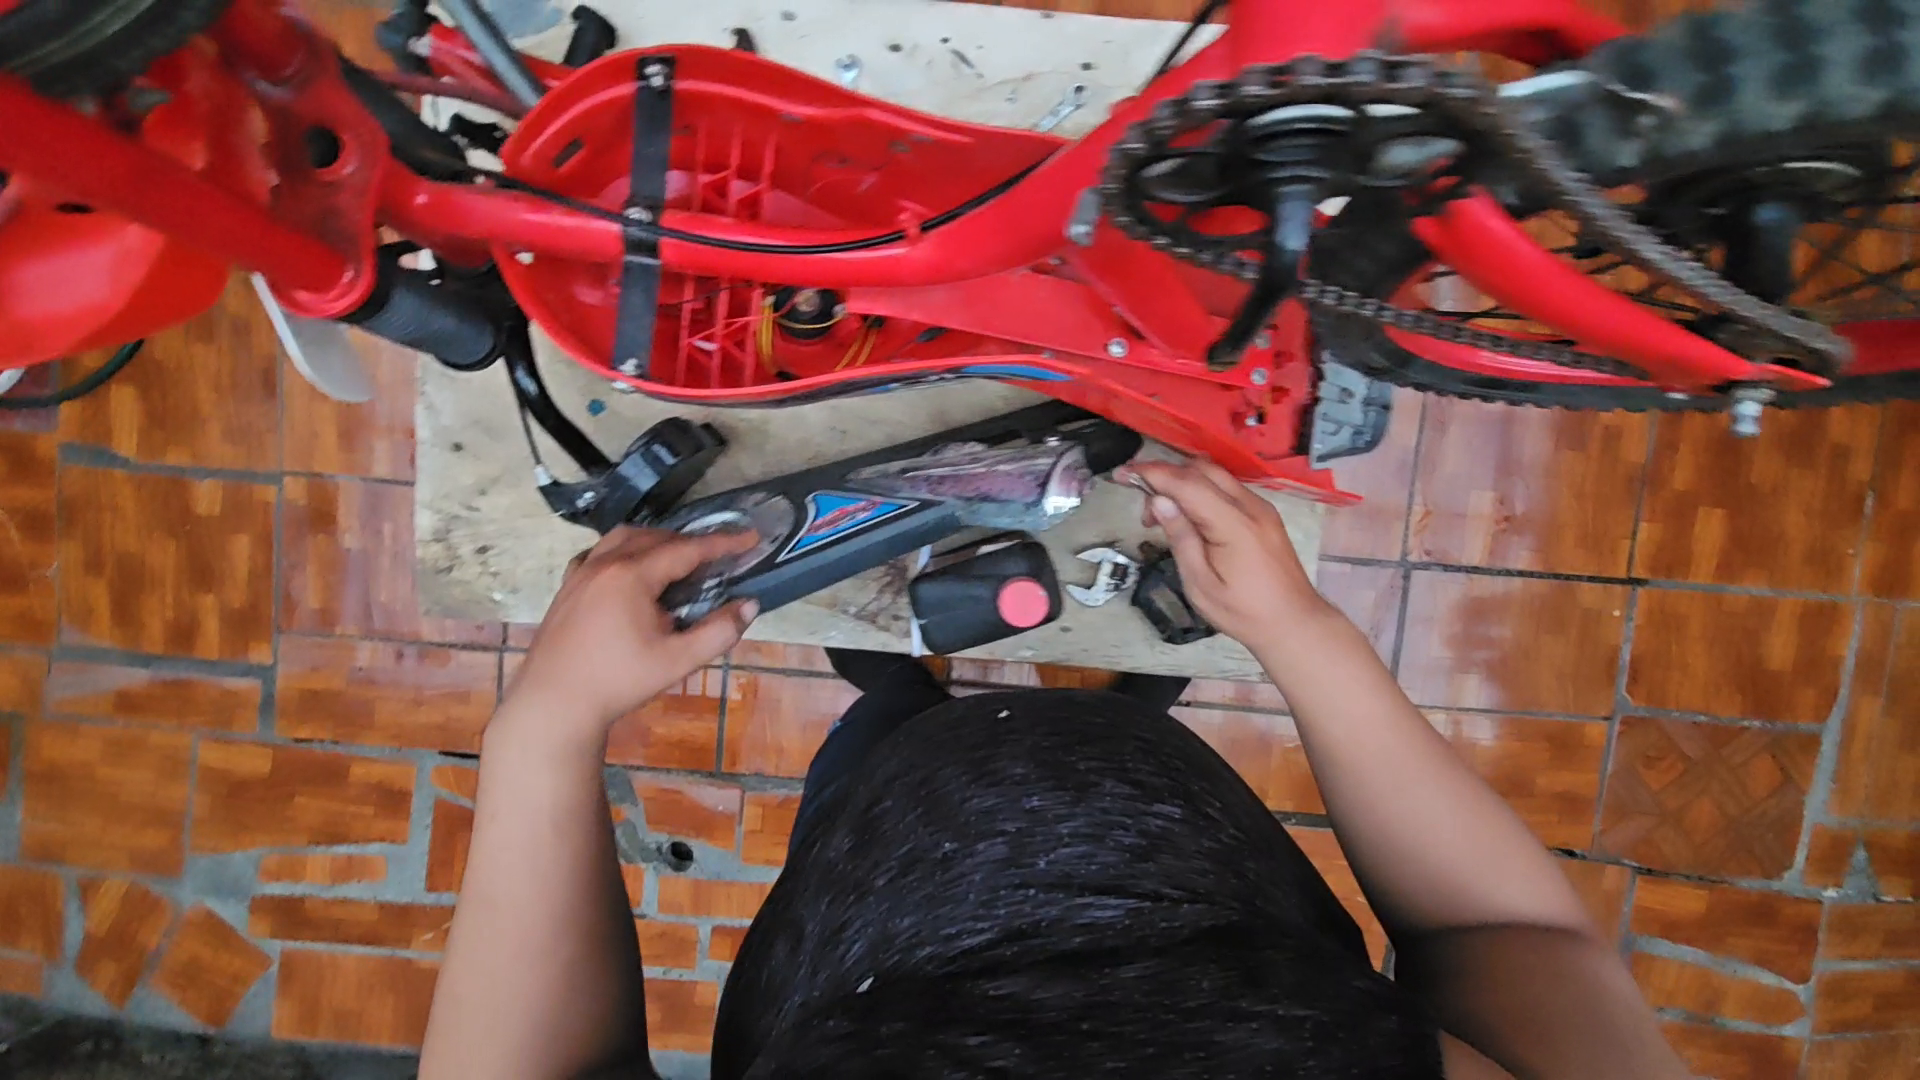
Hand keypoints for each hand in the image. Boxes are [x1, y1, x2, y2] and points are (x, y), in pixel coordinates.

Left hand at [500, 527, 760, 743]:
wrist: (553, 705)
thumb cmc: (618, 682)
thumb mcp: (678, 661)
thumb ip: (719, 631)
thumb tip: (750, 605)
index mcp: (632, 576)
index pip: (687, 549)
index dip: (722, 543)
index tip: (751, 538)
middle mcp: (604, 564)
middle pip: (655, 537)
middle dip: (691, 541)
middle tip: (719, 555)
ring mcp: (580, 574)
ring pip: (623, 538)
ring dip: (657, 541)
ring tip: (679, 558)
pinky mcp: (567, 588)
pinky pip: (599, 553)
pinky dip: (624, 551)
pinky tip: (632, 571)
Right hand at [1117, 460, 1326, 649]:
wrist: (1294, 623)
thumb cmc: (1243, 612)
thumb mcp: (1200, 584)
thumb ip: (1180, 538)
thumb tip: (1159, 502)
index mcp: (1234, 524)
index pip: (1187, 484)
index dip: (1152, 474)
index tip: (1122, 474)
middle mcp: (1250, 506)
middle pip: (1201, 470)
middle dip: (1165, 476)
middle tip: (1143, 507)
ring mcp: (1261, 507)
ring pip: (1215, 475)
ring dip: (1183, 483)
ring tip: (1162, 514)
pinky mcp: (1263, 514)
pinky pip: (1227, 488)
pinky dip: (1201, 491)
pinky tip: (1188, 516)